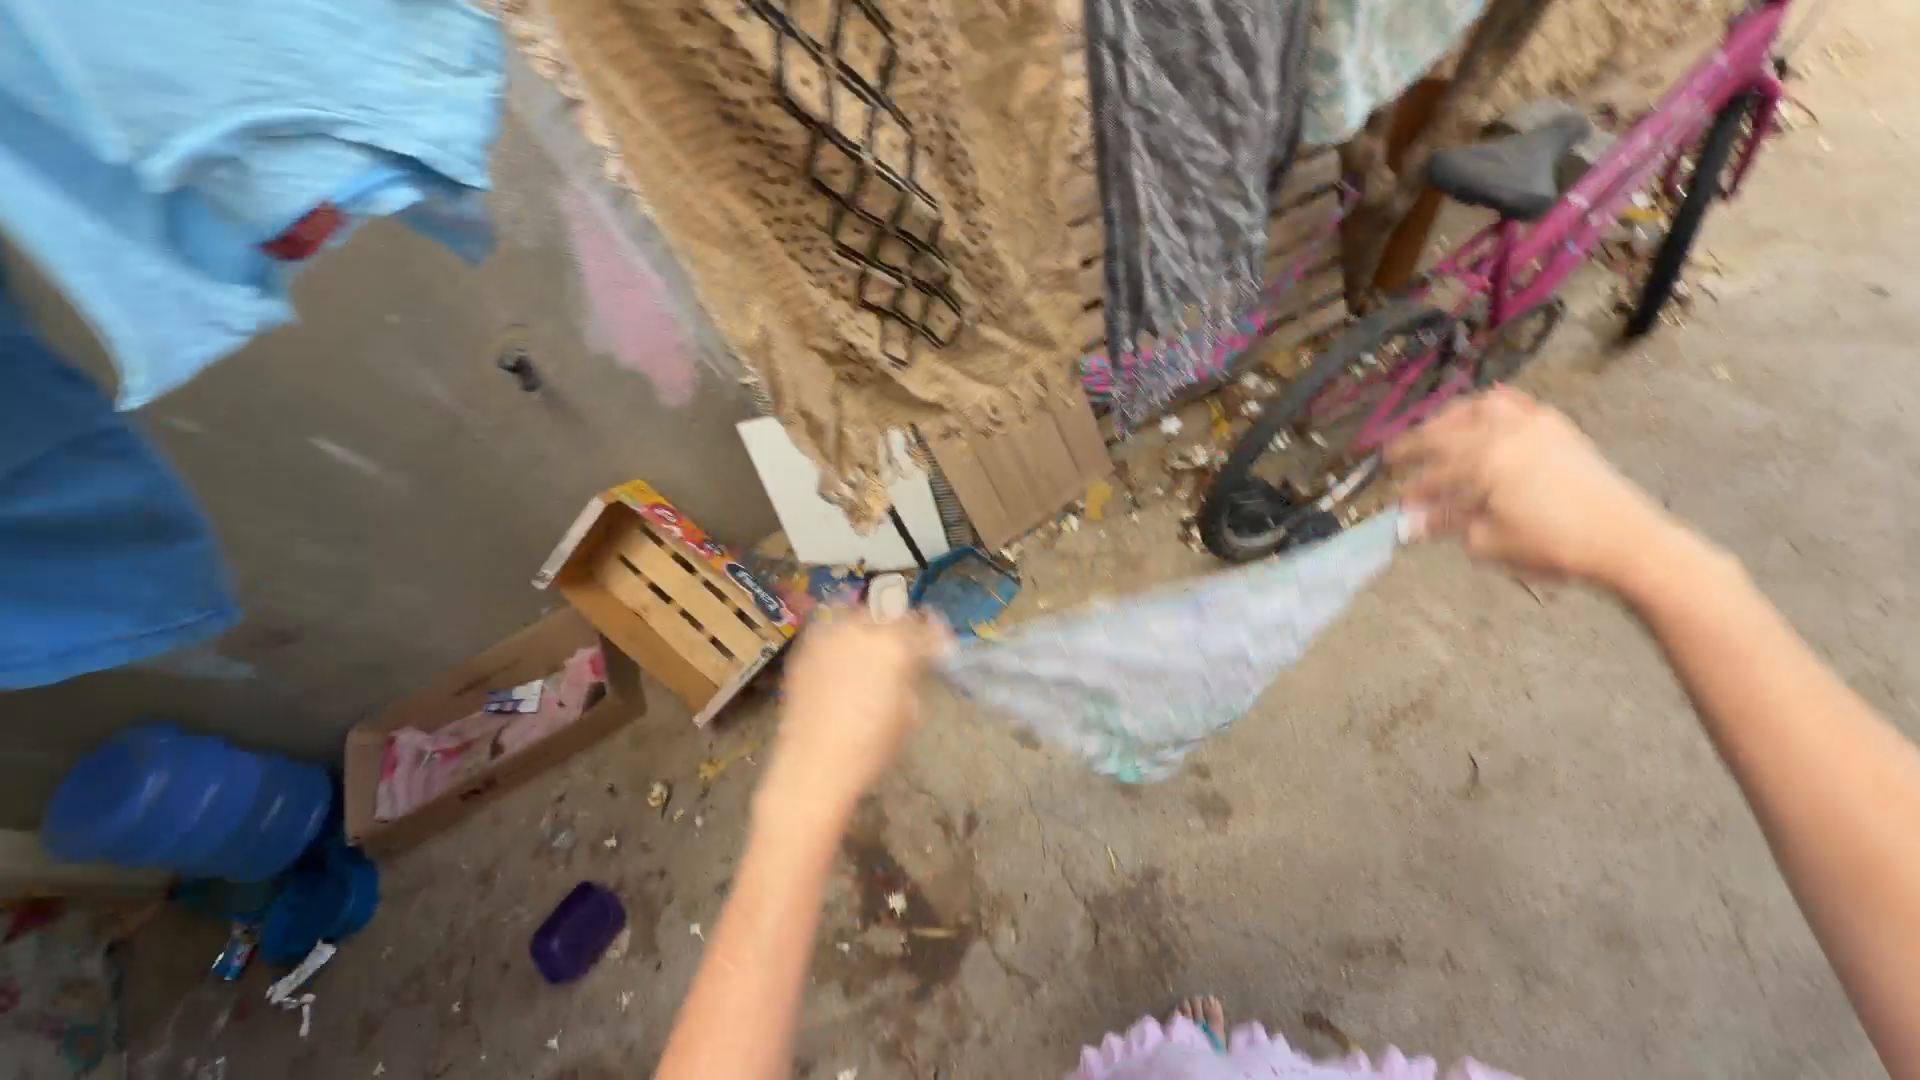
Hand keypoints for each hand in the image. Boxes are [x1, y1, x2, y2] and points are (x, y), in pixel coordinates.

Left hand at [757, 611, 949, 827]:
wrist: (814, 763)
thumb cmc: (871, 746)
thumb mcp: (909, 712)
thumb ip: (912, 676)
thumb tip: (911, 664)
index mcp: (895, 646)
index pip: (923, 627)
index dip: (935, 633)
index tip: (937, 642)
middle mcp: (862, 630)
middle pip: (887, 615)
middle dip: (898, 628)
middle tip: (900, 647)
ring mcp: (829, 635)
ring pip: (853, 614)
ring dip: (865, 625)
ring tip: (867, 644)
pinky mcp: (804, 648)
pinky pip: (827, 630)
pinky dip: (838, 636)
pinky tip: (840, 656)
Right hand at [1387, 387, 1677, 585]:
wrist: (1623, 538)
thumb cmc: (1550, 544)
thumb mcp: (1488, 539)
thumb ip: (1446, 524)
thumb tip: (1409, 524)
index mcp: (1483, 460)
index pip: (1433, 473)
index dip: (1413, 491)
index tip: (1399, 505)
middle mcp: (1503, 432)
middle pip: (1446, 432)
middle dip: (1415, 446)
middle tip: (1395, 456)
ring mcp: (1533, 424)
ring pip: (1478, 408)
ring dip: (1449, 418)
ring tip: (1435, 430)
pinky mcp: (1556, 427)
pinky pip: (1515, 404)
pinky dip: (1492, 406)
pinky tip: (1483, 410)